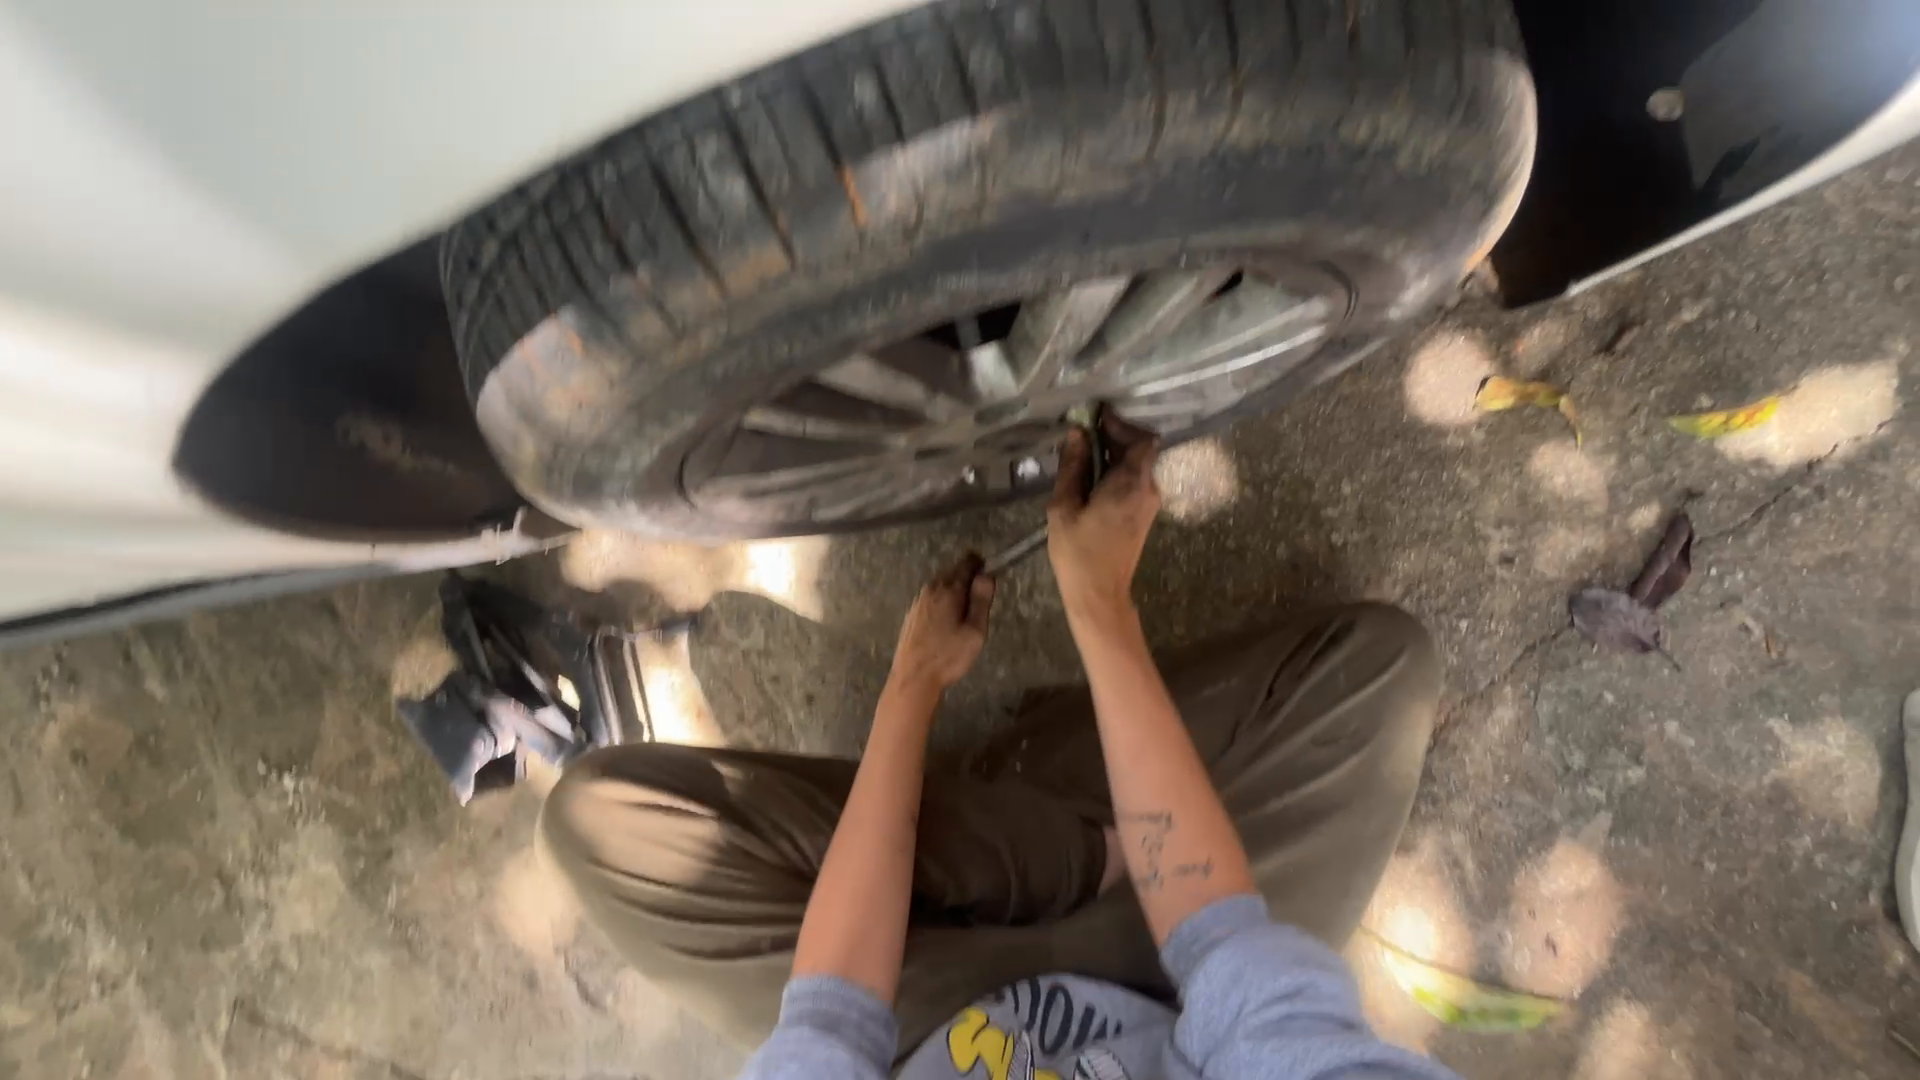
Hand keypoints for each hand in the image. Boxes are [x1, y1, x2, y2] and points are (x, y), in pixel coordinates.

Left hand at [889, 552, 996, 693]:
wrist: (913, 678)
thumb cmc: (948, 656)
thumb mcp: (975, 632)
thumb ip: (981, 601)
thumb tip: (986, 575)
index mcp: (948, 589)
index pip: (967, 562)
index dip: (981, 566)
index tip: (988, 583)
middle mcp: (931, 589)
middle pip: (953, 572)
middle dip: (968, 582)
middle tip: (979, 607)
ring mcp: (918, 602)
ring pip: (941, 587)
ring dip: (954, 595)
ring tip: (964, 620)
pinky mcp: (912, 615)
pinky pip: (932, 600)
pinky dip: (942, 605)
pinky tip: (946, 628)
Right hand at [1047, 411, 1159, 621]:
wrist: (1099, 594)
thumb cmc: (1078, 552)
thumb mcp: (1064, 506)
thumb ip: (1073, 467)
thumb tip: (1077, 434)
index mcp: (1131, 483)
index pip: (1140, 439)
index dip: (1120, 424)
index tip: (1095, 417)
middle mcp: (1148, 489)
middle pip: (1140, 450)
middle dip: (1114, 437)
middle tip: (1083, 431)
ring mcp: (1149, 503)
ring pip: (1137, 466)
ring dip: (1114, 454)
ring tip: (1083, 452)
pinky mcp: (1143, 515)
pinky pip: (1134, 481)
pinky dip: (1116, 471)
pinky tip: (1092, 475)